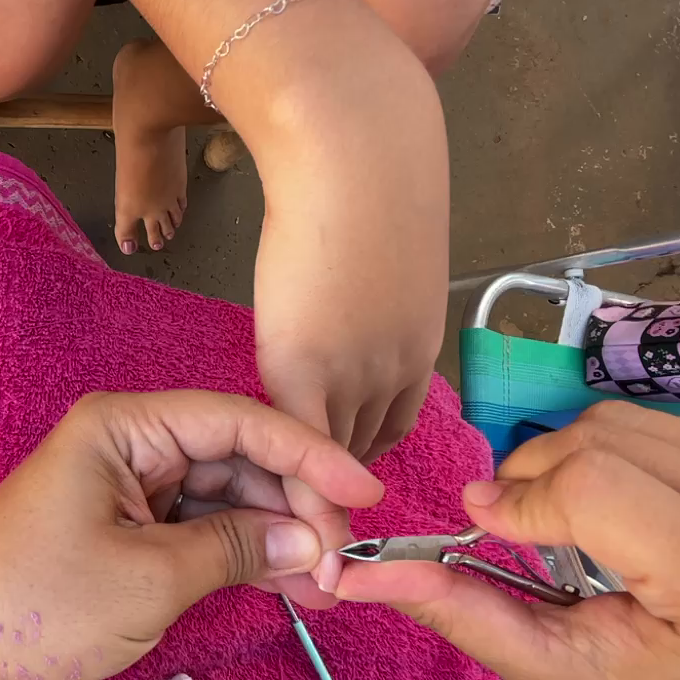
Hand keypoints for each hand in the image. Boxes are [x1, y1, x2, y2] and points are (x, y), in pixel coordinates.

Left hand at [0, 391, 382, 679]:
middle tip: (341, 566)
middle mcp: (129, 442)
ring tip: (323, 588)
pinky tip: (283, 583)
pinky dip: (238, 552)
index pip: (235, 420)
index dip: (309, 453)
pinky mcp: (127, 523)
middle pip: (234, 457)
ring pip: (222, 495)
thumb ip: (237, 548)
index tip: (367, 494)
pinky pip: (198, 525)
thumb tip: (311, 541)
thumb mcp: (150, 577)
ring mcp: (128, 484)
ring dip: (273, 535)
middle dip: (293, 506)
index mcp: (123, 425)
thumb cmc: (38, 603)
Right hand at [243, 33, 447, 601]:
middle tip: (307, 523)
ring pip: (329, 453)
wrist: (355, 155)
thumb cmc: (367, 193)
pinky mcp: (304, 369)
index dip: (357, 464)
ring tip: (281, 521)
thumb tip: (336, 324)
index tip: (336, 491)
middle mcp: (393, 374)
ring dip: (308, 489)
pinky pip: (295, 444)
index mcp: (413, 349)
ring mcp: (351, 374)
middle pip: (359, 450)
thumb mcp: (378, 265)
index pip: (384, 426)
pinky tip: (267, 503)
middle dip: (335, 489)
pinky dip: (286, 482)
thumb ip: (363, 309)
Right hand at [333, 400, 679, 679]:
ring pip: (625, 420)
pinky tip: (623, 506)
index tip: (483, 528)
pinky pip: (663, 423)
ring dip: (568, 460)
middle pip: (603, 440)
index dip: (520, 499)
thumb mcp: (556, 675)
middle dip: (535, 475)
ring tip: (570, 519)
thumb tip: (353, 573)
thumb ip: (458, 612)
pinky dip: (612, 453)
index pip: (598, 488)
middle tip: (522, 528)